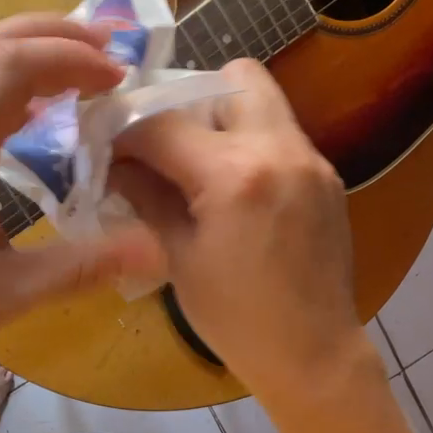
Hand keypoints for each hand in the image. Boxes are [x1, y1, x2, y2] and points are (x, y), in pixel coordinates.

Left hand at [0, 14, 162, 396]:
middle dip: (51, 34)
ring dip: (22, 49)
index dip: (68, 58)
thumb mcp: (5, 299)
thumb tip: (156, 251)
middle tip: (109, 51)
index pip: (7, 68)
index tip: (117, 80)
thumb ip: (81, 268)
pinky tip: (30, 111)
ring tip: (76, 65)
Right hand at [110, 59, 362, 399]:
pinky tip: (230, 193)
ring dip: (221, 120)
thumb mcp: (178, 257)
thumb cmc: (234, 318)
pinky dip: (248, 146)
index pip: (164, 123)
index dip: (125, 131)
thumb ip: (147, 197)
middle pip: (234, 78)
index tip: (106, 147)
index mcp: (235, 173)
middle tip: (165, 145)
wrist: (312, 354)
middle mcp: (281, 148)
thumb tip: (114, 164)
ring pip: (263, 102)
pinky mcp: (327, 177)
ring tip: (195, 167)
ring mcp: (312, 160)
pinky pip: (281, 136)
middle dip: (188, 100)